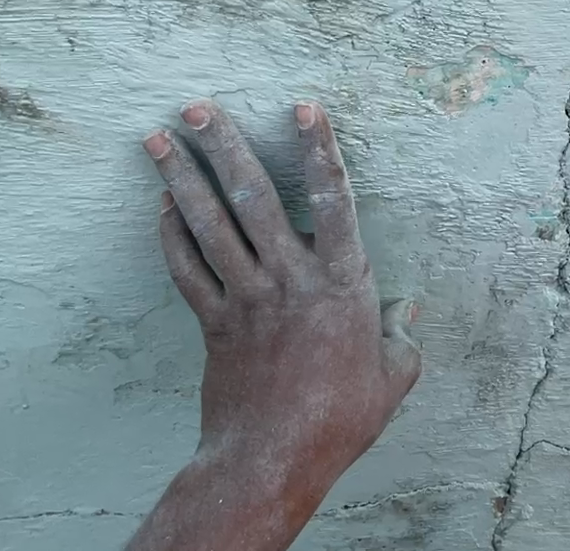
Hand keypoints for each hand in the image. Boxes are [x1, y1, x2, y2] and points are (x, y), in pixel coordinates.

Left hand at [126, 98, 420, 550]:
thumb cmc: (342, 416)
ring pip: (210, 226)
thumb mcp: (393, 375)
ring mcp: (246, 298)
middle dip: (225, 148)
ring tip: (161, 138)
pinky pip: (187, 270)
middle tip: (200, 107)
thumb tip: (408, 315)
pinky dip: (172, 235)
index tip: (305, 110)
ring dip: (183, 178)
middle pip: (254, 199)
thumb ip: (401, 337)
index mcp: (341, 280)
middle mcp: (290, 277)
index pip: (333, 201)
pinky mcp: (214, 323)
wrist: (272, 462)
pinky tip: (162, 206)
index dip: (319, 152)